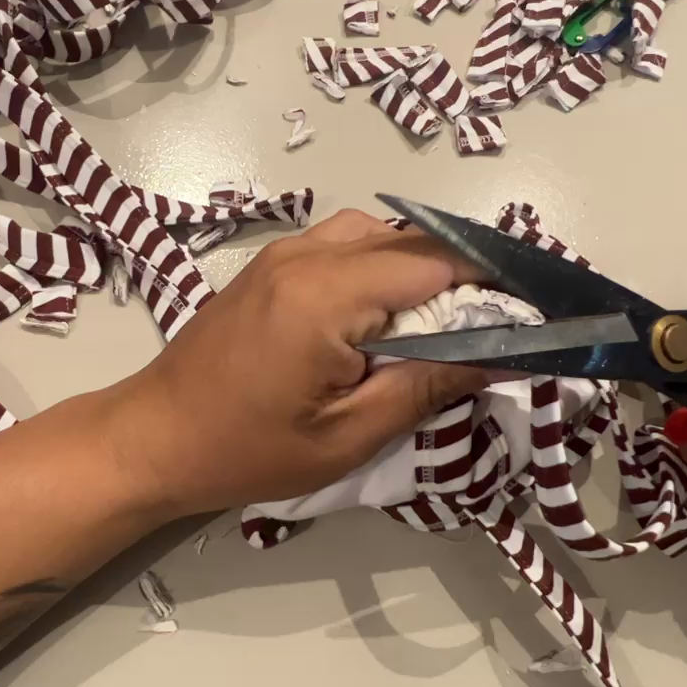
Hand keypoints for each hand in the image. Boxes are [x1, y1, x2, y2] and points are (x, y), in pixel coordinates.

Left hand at [101, 209, 490, 519]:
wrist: (155, 437)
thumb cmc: (246, 450)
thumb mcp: (348, 436)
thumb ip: (427, 385)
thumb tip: (505, 354)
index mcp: (326, 294)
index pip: (436, 263)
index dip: (493, 283)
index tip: (532, 315)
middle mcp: (305, 255)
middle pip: (410, 241)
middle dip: (461, 276)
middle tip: (494, 327)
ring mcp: (282, 254)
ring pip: (376, 236)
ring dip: (417, 271)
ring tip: (439, 327)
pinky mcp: (268, 265)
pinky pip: (342, 246)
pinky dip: (378, 269)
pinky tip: (382, 317)